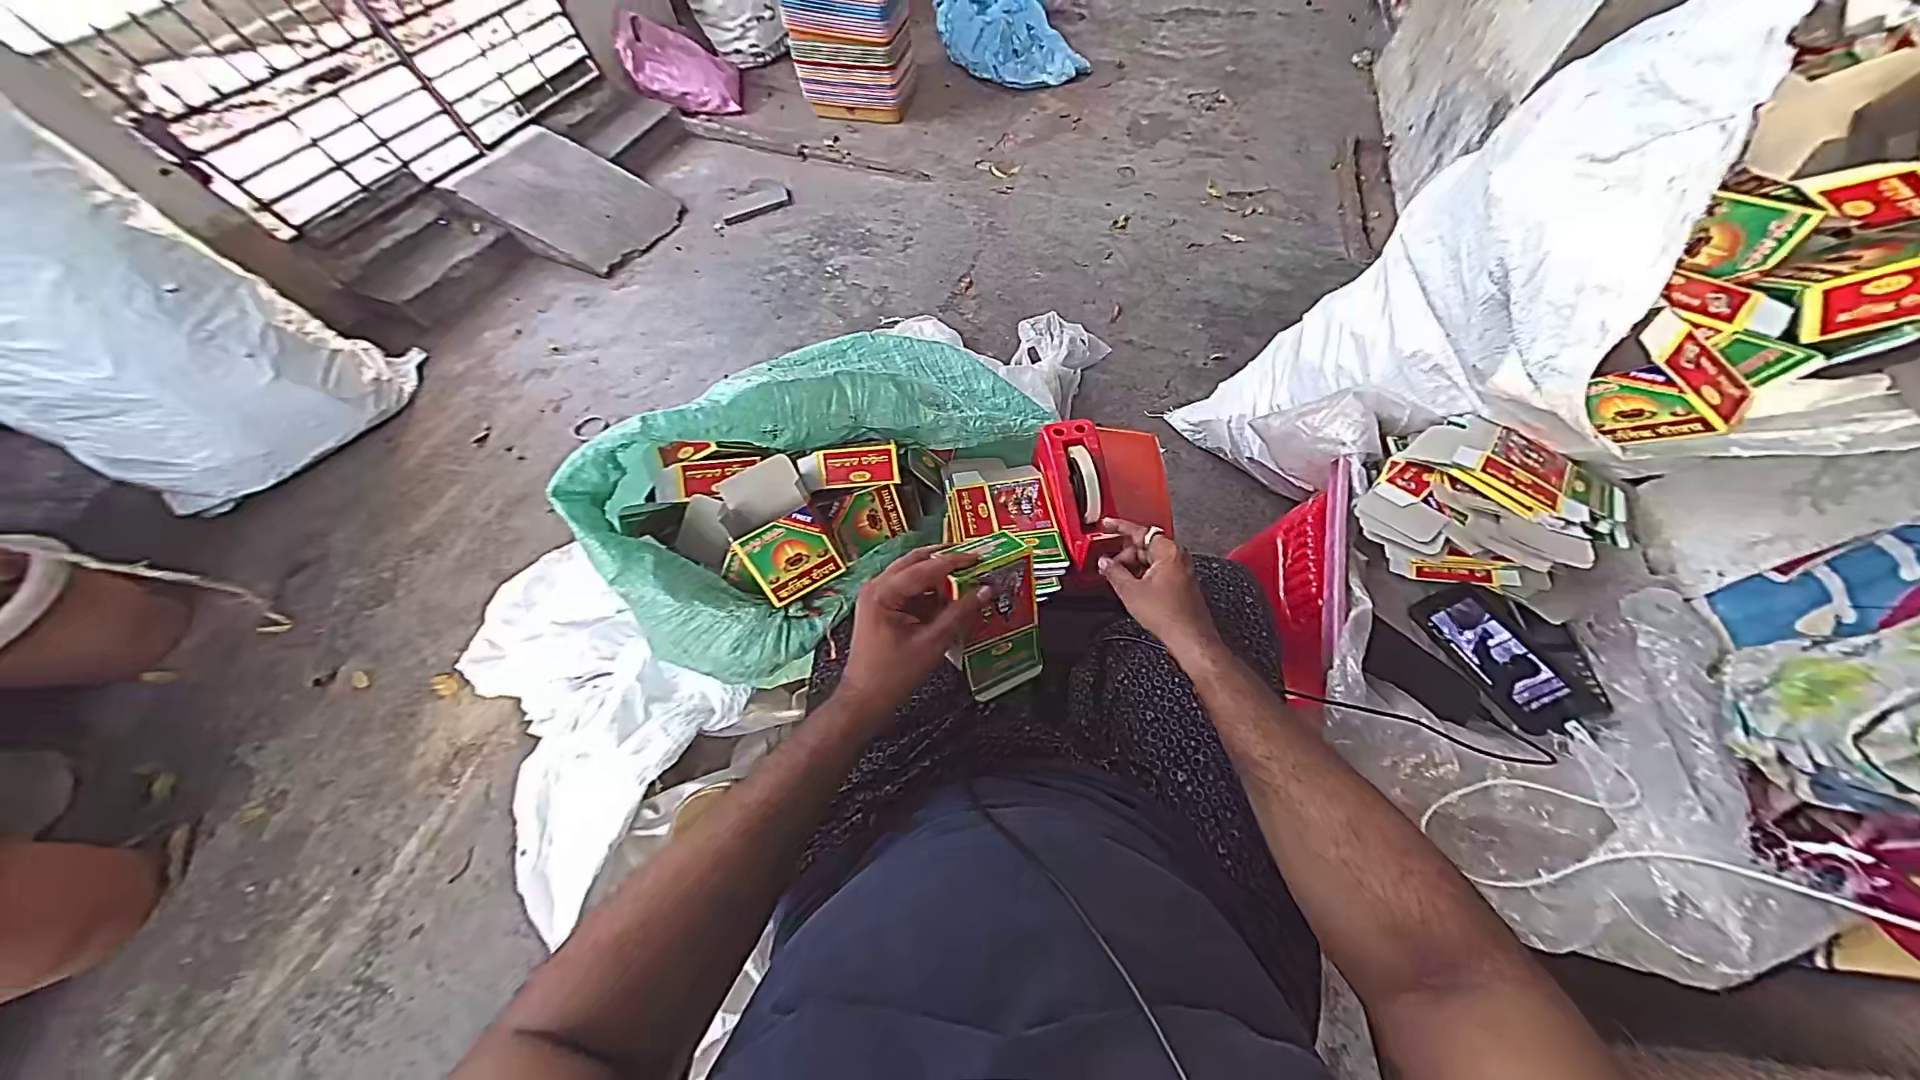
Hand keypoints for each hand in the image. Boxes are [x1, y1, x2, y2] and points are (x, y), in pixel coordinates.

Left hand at [836, 546, 986, 720]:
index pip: (926, 567)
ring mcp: (877, 596)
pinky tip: (949, 598)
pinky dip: (929, 591)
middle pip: (916, 561)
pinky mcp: (882, 607)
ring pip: (912, 574)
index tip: (979, 557)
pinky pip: (909, 590)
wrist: (865, 699)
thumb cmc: (892, 675)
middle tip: (972, 559)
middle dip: (945, 559)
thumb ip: (960, 613)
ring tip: (965, 578)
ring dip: (937, 575)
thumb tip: (984, 591)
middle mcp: (876, 587)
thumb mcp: (932, 643)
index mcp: (883, 592)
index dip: (956, 561)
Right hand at [1098, 518, 1225, 665]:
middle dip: (1124, 552)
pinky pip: (1157, 570)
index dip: (1120, 527)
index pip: (1140, 531)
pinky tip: (1129, 584)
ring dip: (1132, 564)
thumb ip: (1114, 571)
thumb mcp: (1130, 591)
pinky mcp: (1180, 583)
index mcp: (1168, 552)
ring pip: (1150, 558)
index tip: (1107, 524)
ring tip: (1115, 575)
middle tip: (1106, 560)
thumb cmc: (1169, 615)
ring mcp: (1180, 570)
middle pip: (1145, 545)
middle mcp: (1177, 557)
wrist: (1189, 637)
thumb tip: (1105, 563)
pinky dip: (1142, 574)